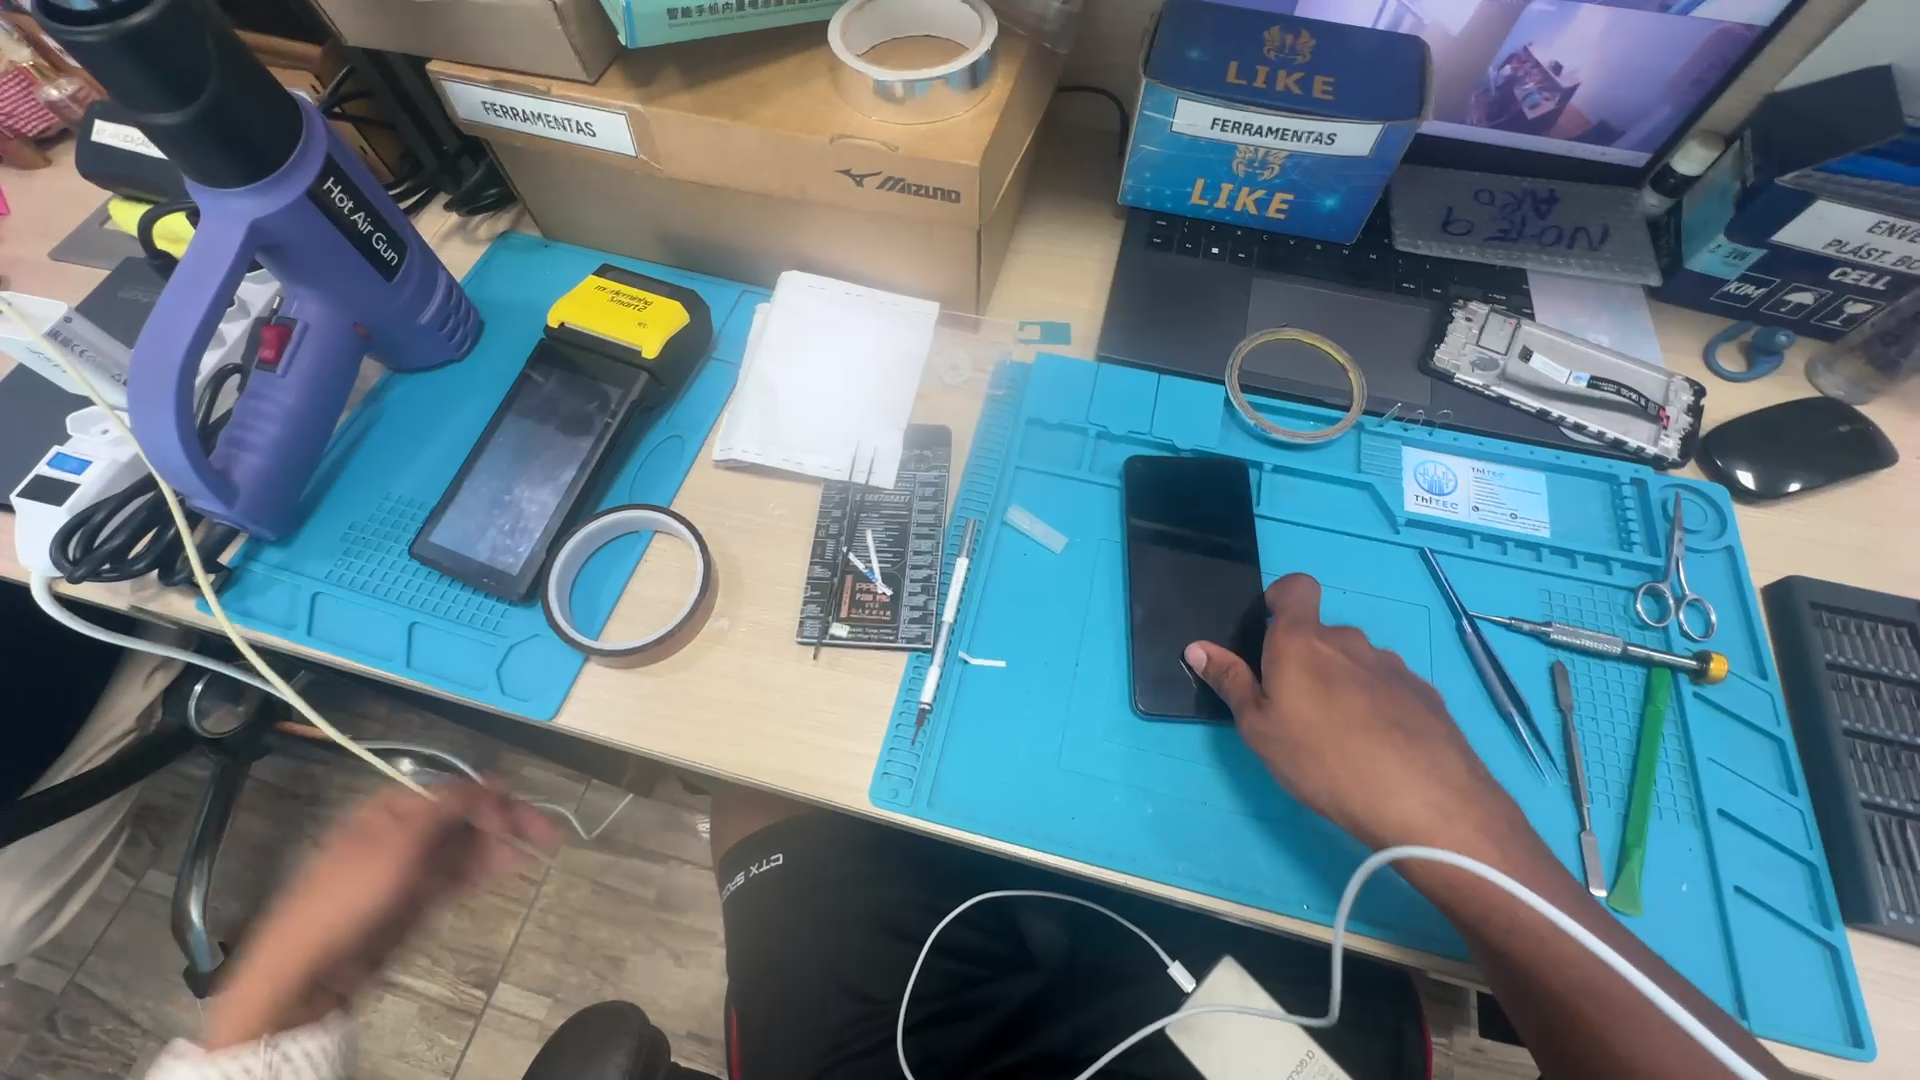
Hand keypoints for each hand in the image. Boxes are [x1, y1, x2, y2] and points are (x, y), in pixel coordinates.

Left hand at [202, 783, 559, 1049]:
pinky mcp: (421, 896)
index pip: (455, 792)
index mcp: (392, 809)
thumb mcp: (396, 843)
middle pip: (469, 817)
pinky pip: (464, 873)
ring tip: (542, 848)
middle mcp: (406, 831)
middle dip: (507, 821)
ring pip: (471, 845)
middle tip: (548, 832)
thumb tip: (487, 784)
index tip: (521, 812)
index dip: (491, 798)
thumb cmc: (347, 897)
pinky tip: (517, 864)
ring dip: (505, 844)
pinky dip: (490, 866)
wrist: (307, 970)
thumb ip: (445, 808)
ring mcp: (414, 865)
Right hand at [1185, 574, 1530, 856]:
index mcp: (1301, 641)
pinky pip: (1387, 688)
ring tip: (1340, 736)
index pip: (1296, 587)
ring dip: (1343, 684)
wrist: (1425, 802)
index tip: (1268, 629)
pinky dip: (1376, 706)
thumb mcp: (1258, 727)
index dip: (1281, 597)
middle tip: (1295, 709)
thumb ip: (1230, 681)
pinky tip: (1378, 748)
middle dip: (1306, 660)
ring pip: (1355, 663)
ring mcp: (1392, 666)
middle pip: (1322, 635)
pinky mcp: (1425, 695)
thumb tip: (1196, 647)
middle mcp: (1349, 641)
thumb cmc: (1321, 759)